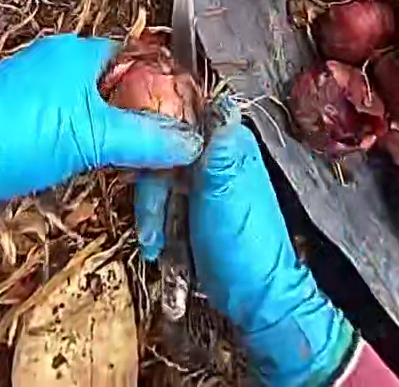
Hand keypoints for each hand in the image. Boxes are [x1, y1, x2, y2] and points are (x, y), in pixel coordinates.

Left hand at [0, 35, 202, 217]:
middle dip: (129, 110)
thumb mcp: (92, 138)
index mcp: (79, 50)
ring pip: (85, 98)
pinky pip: (60, 111)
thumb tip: (189, 143)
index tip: (173, 116)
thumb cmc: (21, 133)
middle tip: (147, 142)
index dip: (157, 86)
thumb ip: (144, 139)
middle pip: (111, 79)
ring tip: (115, 153)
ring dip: (102, 123)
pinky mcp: (15, 104)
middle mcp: (58, 56)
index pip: (135, 57)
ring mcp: (33, 78)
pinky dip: (75, 129)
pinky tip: (76, 155)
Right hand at [170, 99, 354, 386]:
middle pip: (165, 155)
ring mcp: (208, 182)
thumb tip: (217, 97)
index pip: (181, 119)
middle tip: (152, 228)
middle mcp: (218, 155)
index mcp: (229, 141)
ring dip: (156, 217)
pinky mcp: (200, 207)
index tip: (140, 163)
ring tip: (158, 246)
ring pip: (163, 183)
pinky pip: (169, 206)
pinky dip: (163, 229)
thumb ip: (216, 143)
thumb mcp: (223, 189)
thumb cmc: (243, 245)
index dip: (156, 140)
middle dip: (153, 194)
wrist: (258, 300)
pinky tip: (163, 250)